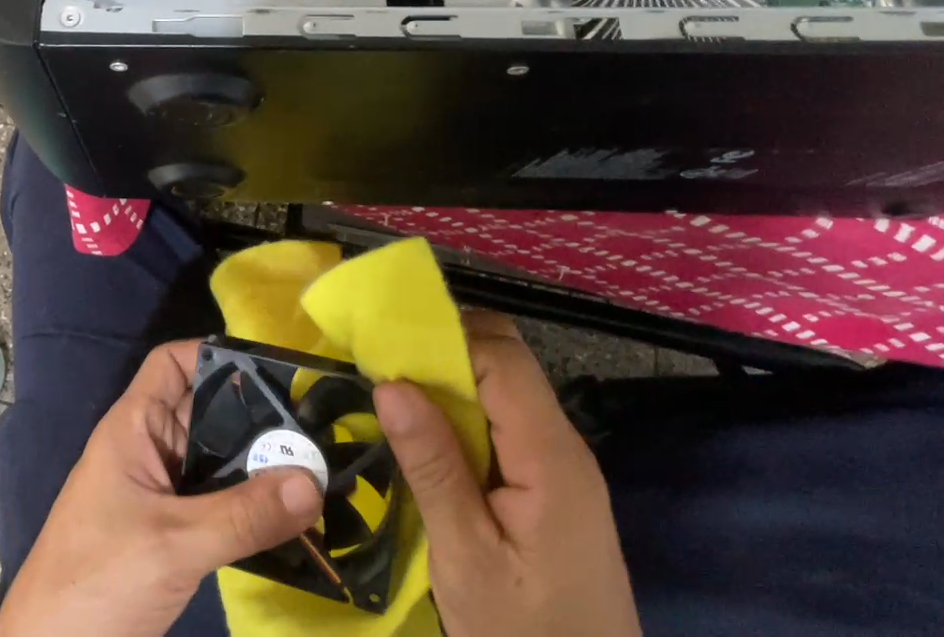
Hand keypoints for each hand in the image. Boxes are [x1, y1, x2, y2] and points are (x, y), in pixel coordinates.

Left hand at [0, 339, 324, 636]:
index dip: (216, 354)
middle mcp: (150, 449)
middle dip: (259, 417)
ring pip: (219, 461)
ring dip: (262, 467)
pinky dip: (253, 506)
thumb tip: (315, 480)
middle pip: (208, 412)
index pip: (173, 363)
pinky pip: (220, 503)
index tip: (278, 369)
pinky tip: (298, 518)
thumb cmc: (99, 578)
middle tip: (324, 428)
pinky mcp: (173, 532)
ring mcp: (162, 493)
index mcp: (134, 428)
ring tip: (325, 470)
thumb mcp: (174, 543)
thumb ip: (244, 514)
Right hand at [374, 312, 640, 636]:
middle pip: (506, 360)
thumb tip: (391, 382)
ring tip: (390, 394)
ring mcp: (560, 465)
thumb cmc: (522, 636)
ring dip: (448, 381)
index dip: (442, 337)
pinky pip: (503, 423)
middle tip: (380, 369)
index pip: (500, 356)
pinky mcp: (548, 485)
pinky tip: (423, 434)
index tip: (381, 345)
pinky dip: (460, 413)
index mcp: (549, 456)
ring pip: (503, 388)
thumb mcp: (467, 558)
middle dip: (443, 349)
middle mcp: (562, 446)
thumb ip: (432, 466)